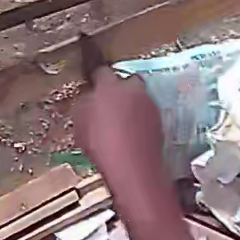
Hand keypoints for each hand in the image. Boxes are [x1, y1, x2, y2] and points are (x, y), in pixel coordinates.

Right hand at [71, 67, 171, 207]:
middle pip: (125, 82)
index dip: (95, 79)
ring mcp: (150, 104)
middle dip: (117, 90)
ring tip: (118, 123)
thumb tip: (88, 100)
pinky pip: (145, 114)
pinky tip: (129, 134)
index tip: (92, 85)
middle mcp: (133, 89)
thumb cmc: (101, 144)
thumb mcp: (79, 123)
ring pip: (138, 97)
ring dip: (130, 105)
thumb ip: (84, 105)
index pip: (101, 72)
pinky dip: (139, 119)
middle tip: (106, 104)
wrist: (133, 168)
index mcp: (110, 85)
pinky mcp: (160, 120)